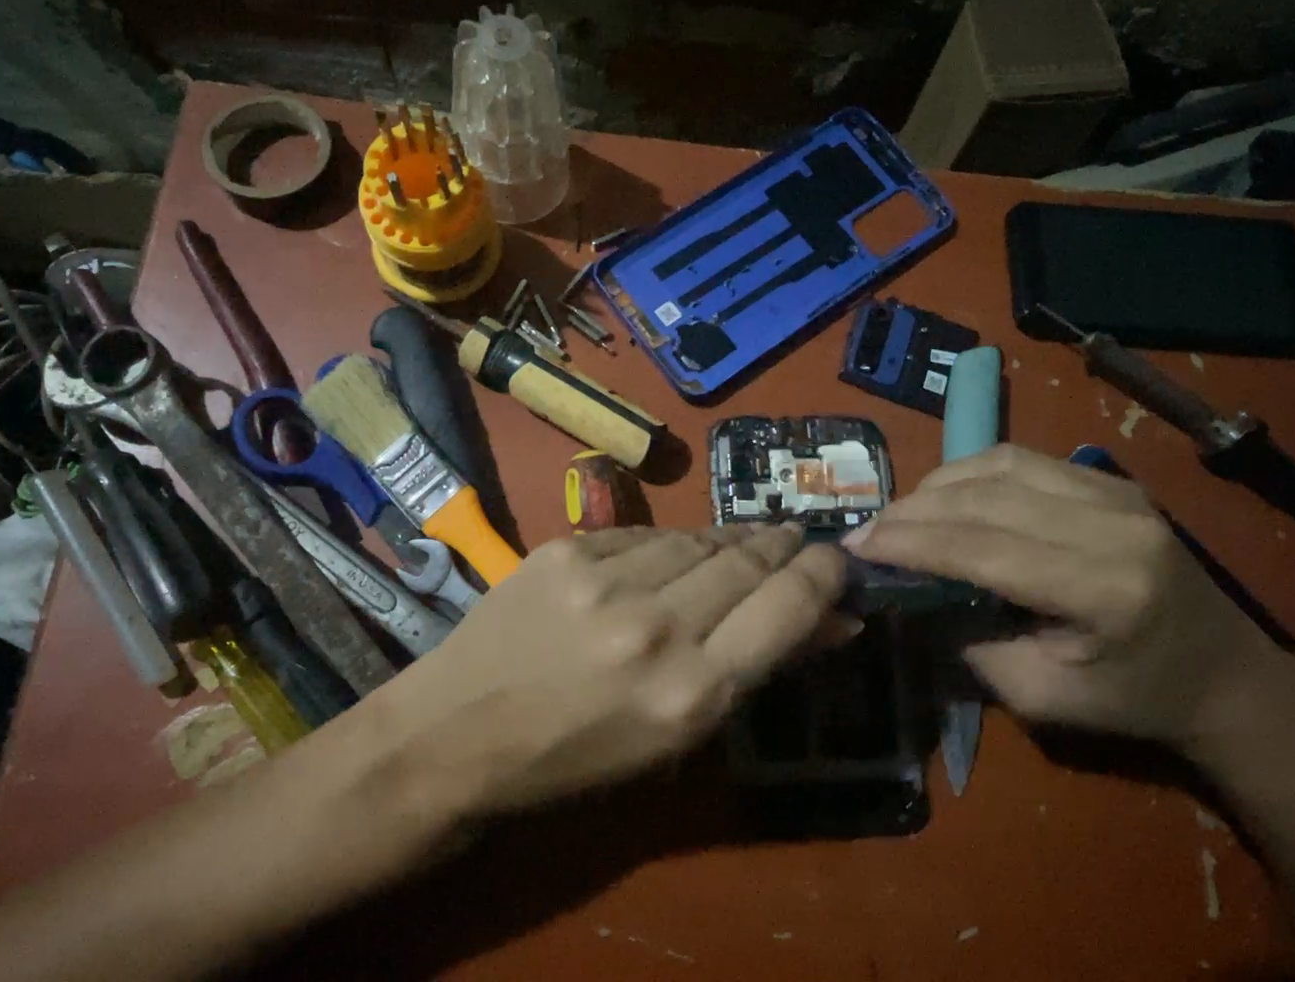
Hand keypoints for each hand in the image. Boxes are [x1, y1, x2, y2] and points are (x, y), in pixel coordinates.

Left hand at [379, 525, 848, 811]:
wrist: (457, 735)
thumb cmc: (573, 760)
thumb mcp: (676, 737)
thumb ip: (753, 668)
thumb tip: (829, 619)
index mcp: (694, 692)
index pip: (789, 605)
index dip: (826, 574)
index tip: (837, 561)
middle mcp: (657, 626)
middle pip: (749, 560)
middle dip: (783, 547)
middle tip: (797, 541)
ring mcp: (605, 579)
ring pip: (698, 538)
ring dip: (729, 540)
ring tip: (742, 544)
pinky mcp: (564, 549)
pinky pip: (641, 535)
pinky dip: (667, 545)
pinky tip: (670, 555)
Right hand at [844, 445, 1283, 751]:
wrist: (1228, 678)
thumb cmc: (1134, 701)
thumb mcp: (1041, 696)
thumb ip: (969, 643)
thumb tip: (909, 595)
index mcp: (1104, 589)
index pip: (983, 547)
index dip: (910, 542)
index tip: (855, 547)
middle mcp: (1115, 525)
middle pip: (986, 497)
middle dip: (912, 512)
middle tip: (865, 533)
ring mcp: (1118, 493)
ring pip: (1000, 465)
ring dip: (937, 486)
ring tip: (900, 515)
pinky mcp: (1113, 481)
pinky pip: (1023, 460)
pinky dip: (971, 473)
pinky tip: (946, 497)